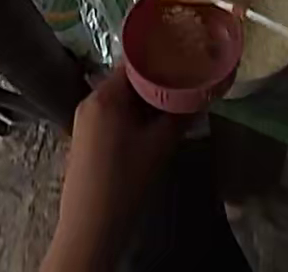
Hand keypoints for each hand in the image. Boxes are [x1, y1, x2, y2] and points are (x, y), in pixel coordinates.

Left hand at [42, 66, 185, 271]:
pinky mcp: (85, 138)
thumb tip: (203, 93)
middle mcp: (90, 100)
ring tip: (174, 100)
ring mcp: (85, 120)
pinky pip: (113, 112)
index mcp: (104, 95)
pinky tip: (153, 123)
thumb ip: (181, 114)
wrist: (89, 231)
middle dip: (157, 79)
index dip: (161, 56)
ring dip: (146, 98)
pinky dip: (133, 113)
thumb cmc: (124, 182)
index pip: (135, 62)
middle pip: (128, 78)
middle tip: (184, 79)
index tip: (184, 56)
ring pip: (121, 97)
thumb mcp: (160, 145)